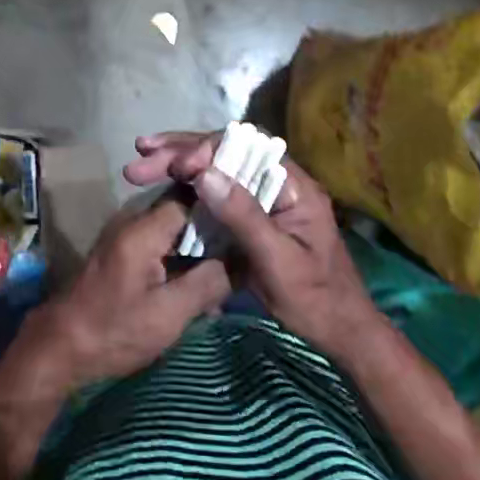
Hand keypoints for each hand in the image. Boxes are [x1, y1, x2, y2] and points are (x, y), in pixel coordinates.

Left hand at [10, 197, 231, 393]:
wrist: (59, 349)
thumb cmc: (114, 331)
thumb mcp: (169, 313)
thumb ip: (208, 282)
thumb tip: (243, 259)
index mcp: (144, 228)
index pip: (192, 196)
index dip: (222, 205)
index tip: (251, 217)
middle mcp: (133, 222)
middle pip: (184, 210)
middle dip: (215, 228)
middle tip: (245, 248)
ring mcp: (125, 237)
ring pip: (174, 230)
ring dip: (200, 248)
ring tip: (230, 269)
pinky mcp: (122, 254)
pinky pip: (160, 244)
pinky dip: (182, 259)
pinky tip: (202, 284)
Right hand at [126, 131, 383, 358]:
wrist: (339, 332)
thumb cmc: (314, 299)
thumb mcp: (277, 261)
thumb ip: (243, 216)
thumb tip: (204, 173)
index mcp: (293, 185)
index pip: (246, 148)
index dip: (207, 148)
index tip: (176, 163)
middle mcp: (279, 181)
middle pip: (227, 151)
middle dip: (182, 150)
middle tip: (141, 155)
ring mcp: (265, 196)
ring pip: (218, 167)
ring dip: (179, 161)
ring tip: (140, 160)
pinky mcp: (253, 213)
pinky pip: (218, 189)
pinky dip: (188, 183)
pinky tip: (163, 182)